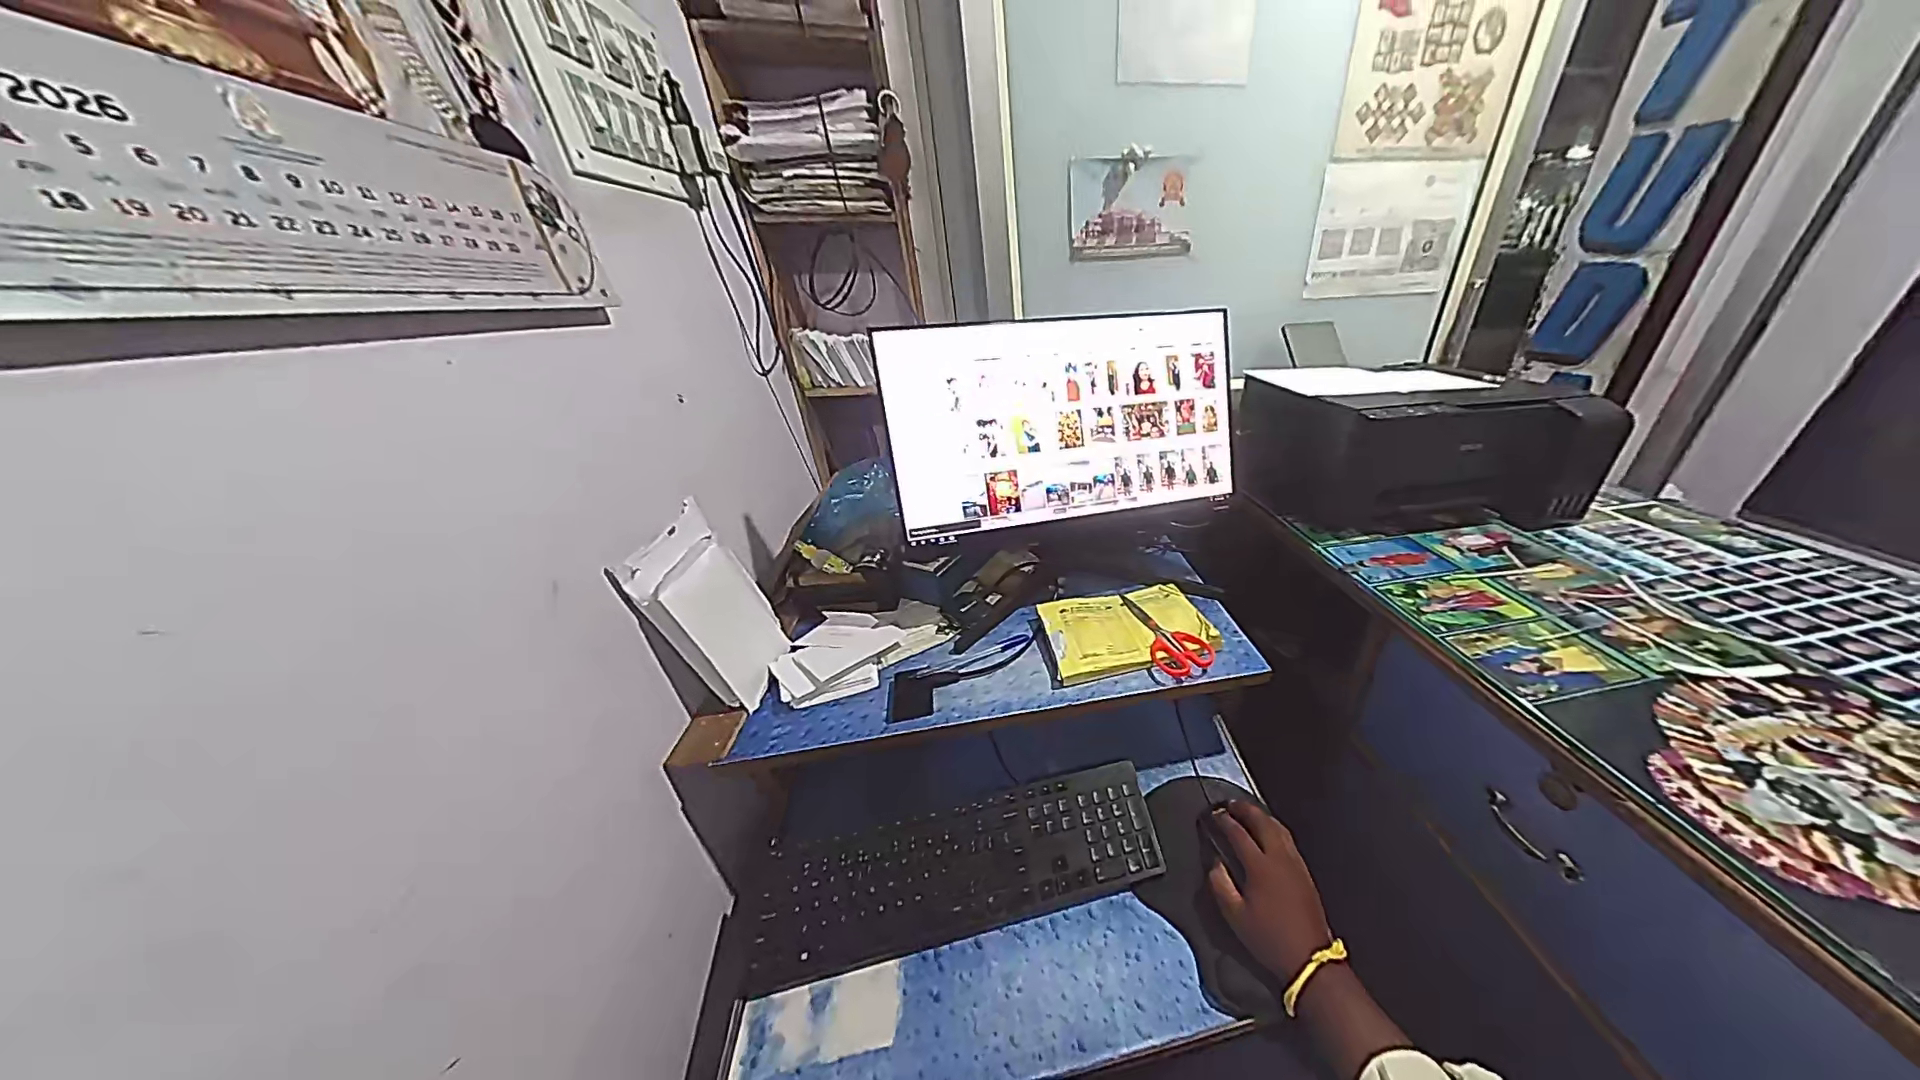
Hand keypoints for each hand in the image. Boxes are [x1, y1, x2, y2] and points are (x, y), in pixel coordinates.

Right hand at [1206, 800, 1332, 979]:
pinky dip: (1274, 828)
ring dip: (1261, 816)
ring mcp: (1296, 864)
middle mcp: (1280, 858)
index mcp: (1260, 866)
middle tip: (1230, 804)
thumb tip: (1214, 862)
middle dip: (1244, 810)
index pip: (1238, 833)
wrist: (1310, 960)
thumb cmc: (1268, 938)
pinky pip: (1288, 839)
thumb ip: (1220, 883)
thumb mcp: (1234, 915)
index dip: (1224, 821)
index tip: (1213, 815)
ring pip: (1279, 828)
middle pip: (1262, 823)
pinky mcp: (1305, 873)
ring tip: (1248, 812)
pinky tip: (1269, 832)